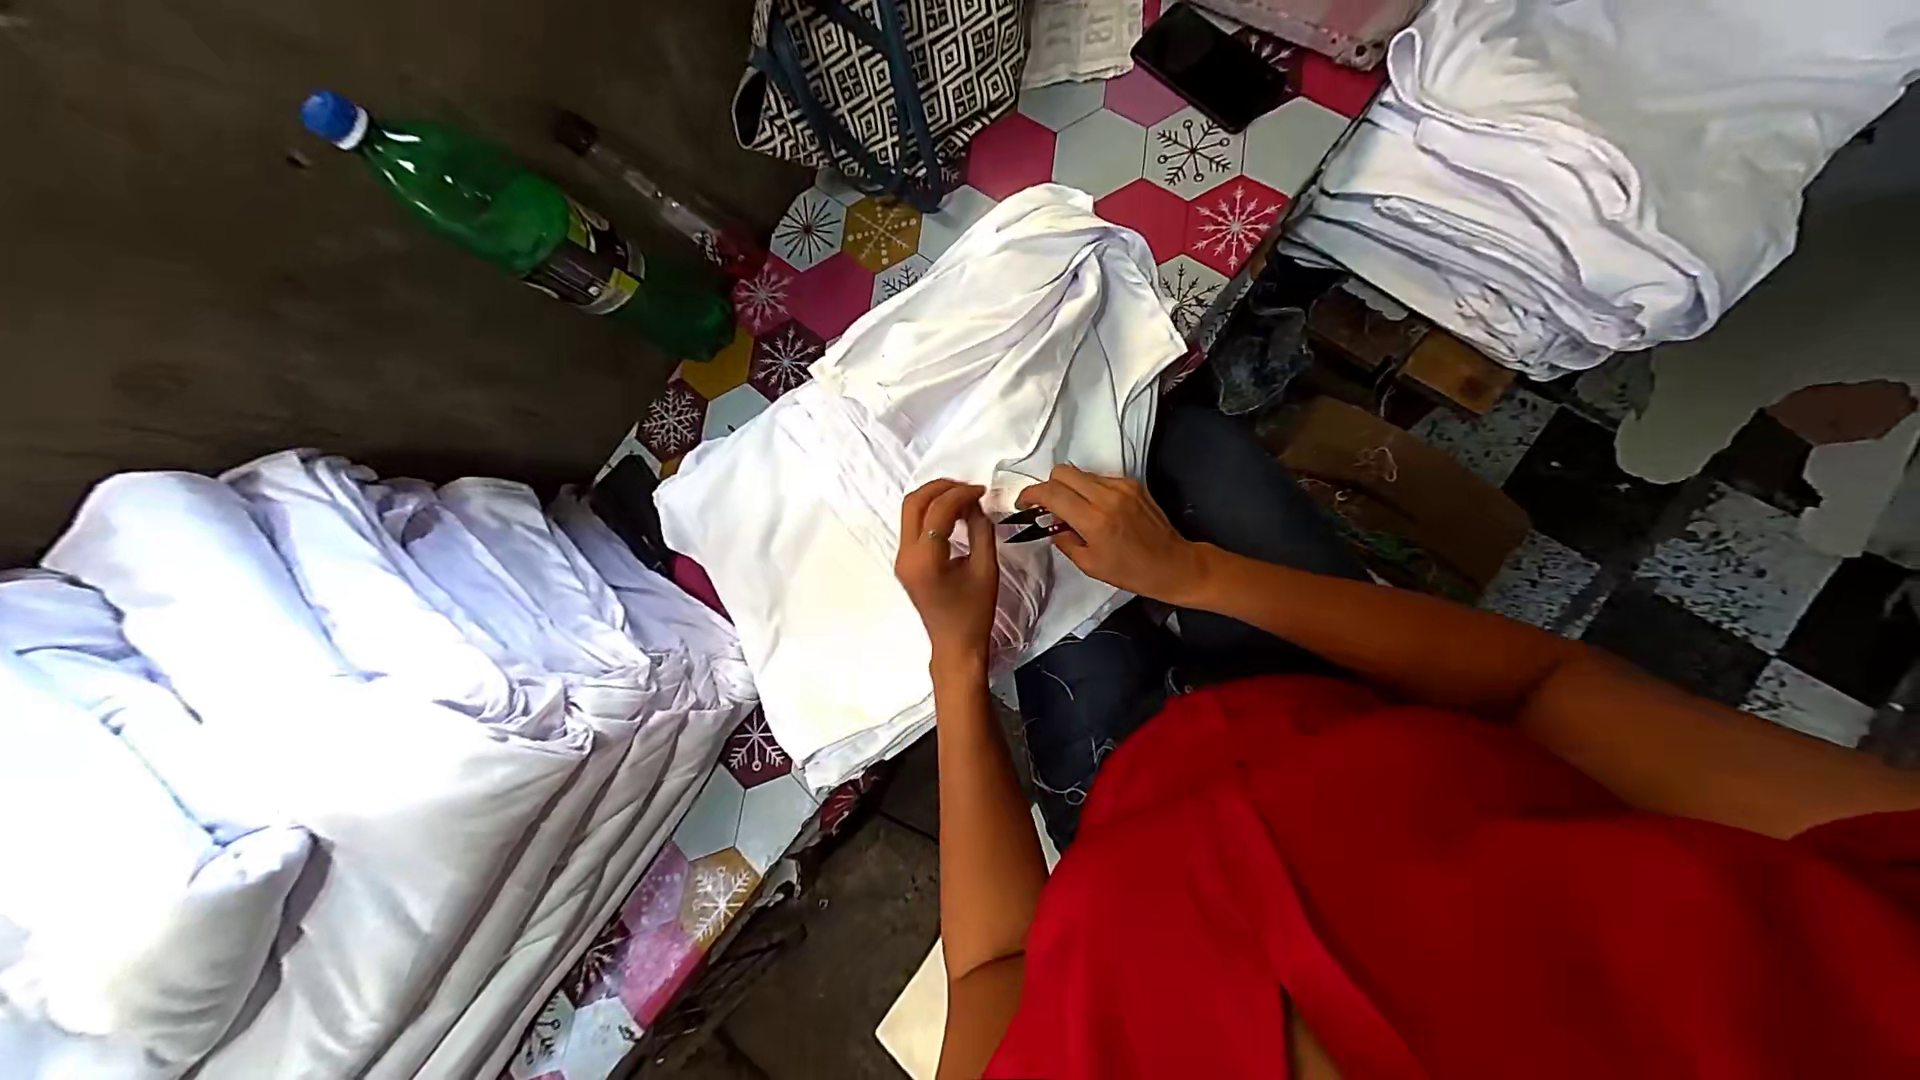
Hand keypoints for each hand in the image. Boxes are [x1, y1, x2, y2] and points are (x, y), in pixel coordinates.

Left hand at [895, 479, 999, 666]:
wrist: (955, 645)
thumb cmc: (974, 613)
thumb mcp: (986, 569)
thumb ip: (981, 530)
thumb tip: (976, 504)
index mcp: (926, 560)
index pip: (938, 510)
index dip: (961, 494)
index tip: (981, 491)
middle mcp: (906, 556)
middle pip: (914, 502)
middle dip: (941, 487)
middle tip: (968, 488)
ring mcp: (901, 559)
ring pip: (910, 511)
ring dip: (935, 498)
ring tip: (964, 499)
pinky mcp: (905, 562)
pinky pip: (913, 526)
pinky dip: (932, 513)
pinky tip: (954, 515)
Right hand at [1016, 465, 1210, 604]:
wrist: (1173, 564)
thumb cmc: (1131, 571)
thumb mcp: (1089, 564)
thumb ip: (1064, 540)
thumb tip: (1051, 525)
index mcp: (1094, 520)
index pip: (1052, 492)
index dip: (1031, 495)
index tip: (1024, 504)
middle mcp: (1107, 496)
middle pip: (1062, 472)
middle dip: (1048, 487)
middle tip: (1047, 507)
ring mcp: (1122, 487)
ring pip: (1080, 473)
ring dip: (1069, 488)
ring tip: (1073, 511)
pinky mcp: (1132, 484)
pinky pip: (1099, 478)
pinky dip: (1089, 490)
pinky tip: (1094, 509)